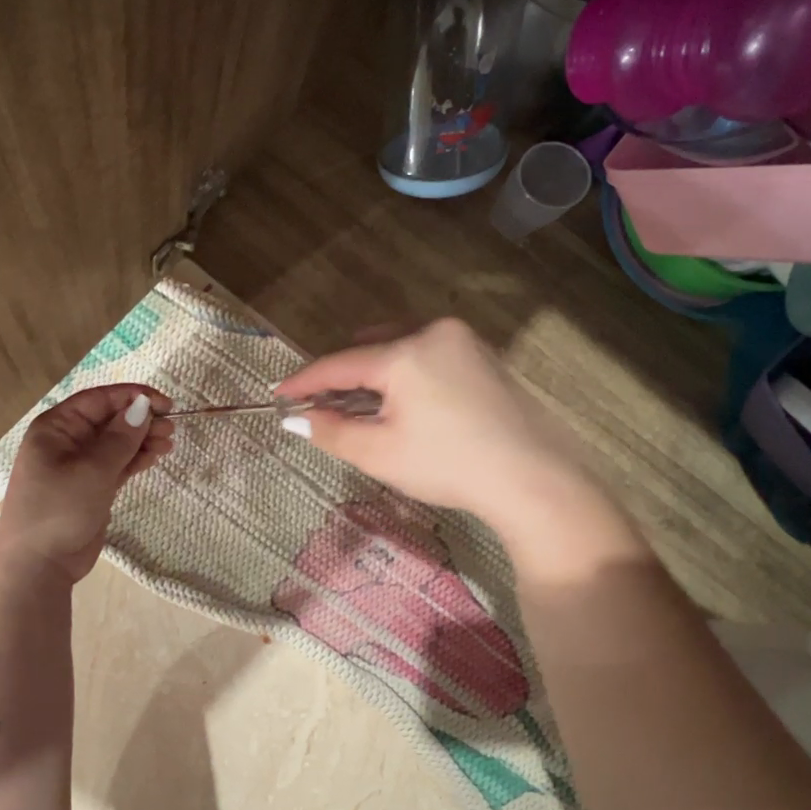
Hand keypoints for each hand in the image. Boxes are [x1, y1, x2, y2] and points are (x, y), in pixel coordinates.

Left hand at [0, 384, 173, 583]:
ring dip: (142, 440)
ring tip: (169, 442)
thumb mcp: (91, 470)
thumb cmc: (58, 509)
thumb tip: (142, 407)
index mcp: (55, 428)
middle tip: (171, 427)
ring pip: (115, 444)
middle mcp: (65, 442)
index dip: (131, 397)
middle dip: (140, 420)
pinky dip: (135, 460)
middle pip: (108, 420)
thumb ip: (120, 438)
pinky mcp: (90, 489)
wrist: (39, 565)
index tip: (164, 403)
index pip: (98, 400)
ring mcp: (77, 467)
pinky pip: (116, 465)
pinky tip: (155, 456)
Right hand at [274, 318, 593, 527]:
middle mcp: (434, 332)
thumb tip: (295, 418)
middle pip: (370, 345)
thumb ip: (331, 431)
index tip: (278, 392)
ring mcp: (464, 340)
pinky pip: (428, 353)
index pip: (339, 362)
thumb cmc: (448, 466)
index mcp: (405, 352)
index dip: (305, 380)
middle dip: (342, 373)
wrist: (533, 478)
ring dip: (374, 371)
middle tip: (321, 404)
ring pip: (400, 345)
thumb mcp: (380, 453)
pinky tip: (404, 403)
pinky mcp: (484, 355)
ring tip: (361, 405)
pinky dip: (405, 371)